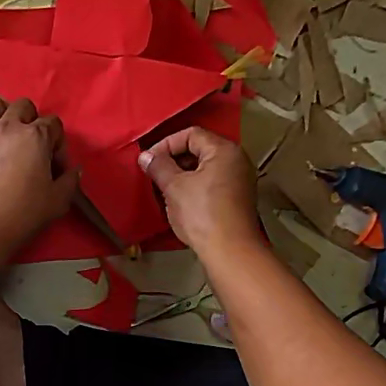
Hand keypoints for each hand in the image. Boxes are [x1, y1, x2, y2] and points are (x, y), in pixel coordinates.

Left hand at [0, 98, 79, 250]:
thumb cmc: (24, 213)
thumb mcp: (58, 201)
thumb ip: (70, 181)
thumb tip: (74, 170)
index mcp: (37, 136)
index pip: (54, 124)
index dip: (58, 144)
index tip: (55, 166)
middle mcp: (10, 126)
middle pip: (24, 106)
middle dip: (32, 121)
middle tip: (31, 147)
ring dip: (4, 116)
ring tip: (6, 137)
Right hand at [139, 127, 264, 260]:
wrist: (230, 250)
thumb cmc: (202, 214)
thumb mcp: (174, 187)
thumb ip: (159, 167)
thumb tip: (145, 156)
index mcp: (224, 150)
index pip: (191, 134)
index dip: (166, 144)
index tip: (149, 161)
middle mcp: (237, 160)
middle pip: (200, 150)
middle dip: (174, 160)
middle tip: (155, 175)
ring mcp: (240, 180)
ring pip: (205, 169)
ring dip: (183, 176)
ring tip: (164, 190)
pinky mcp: (237, 199)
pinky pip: (212, 184)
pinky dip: (195, 188)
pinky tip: (181, 203)